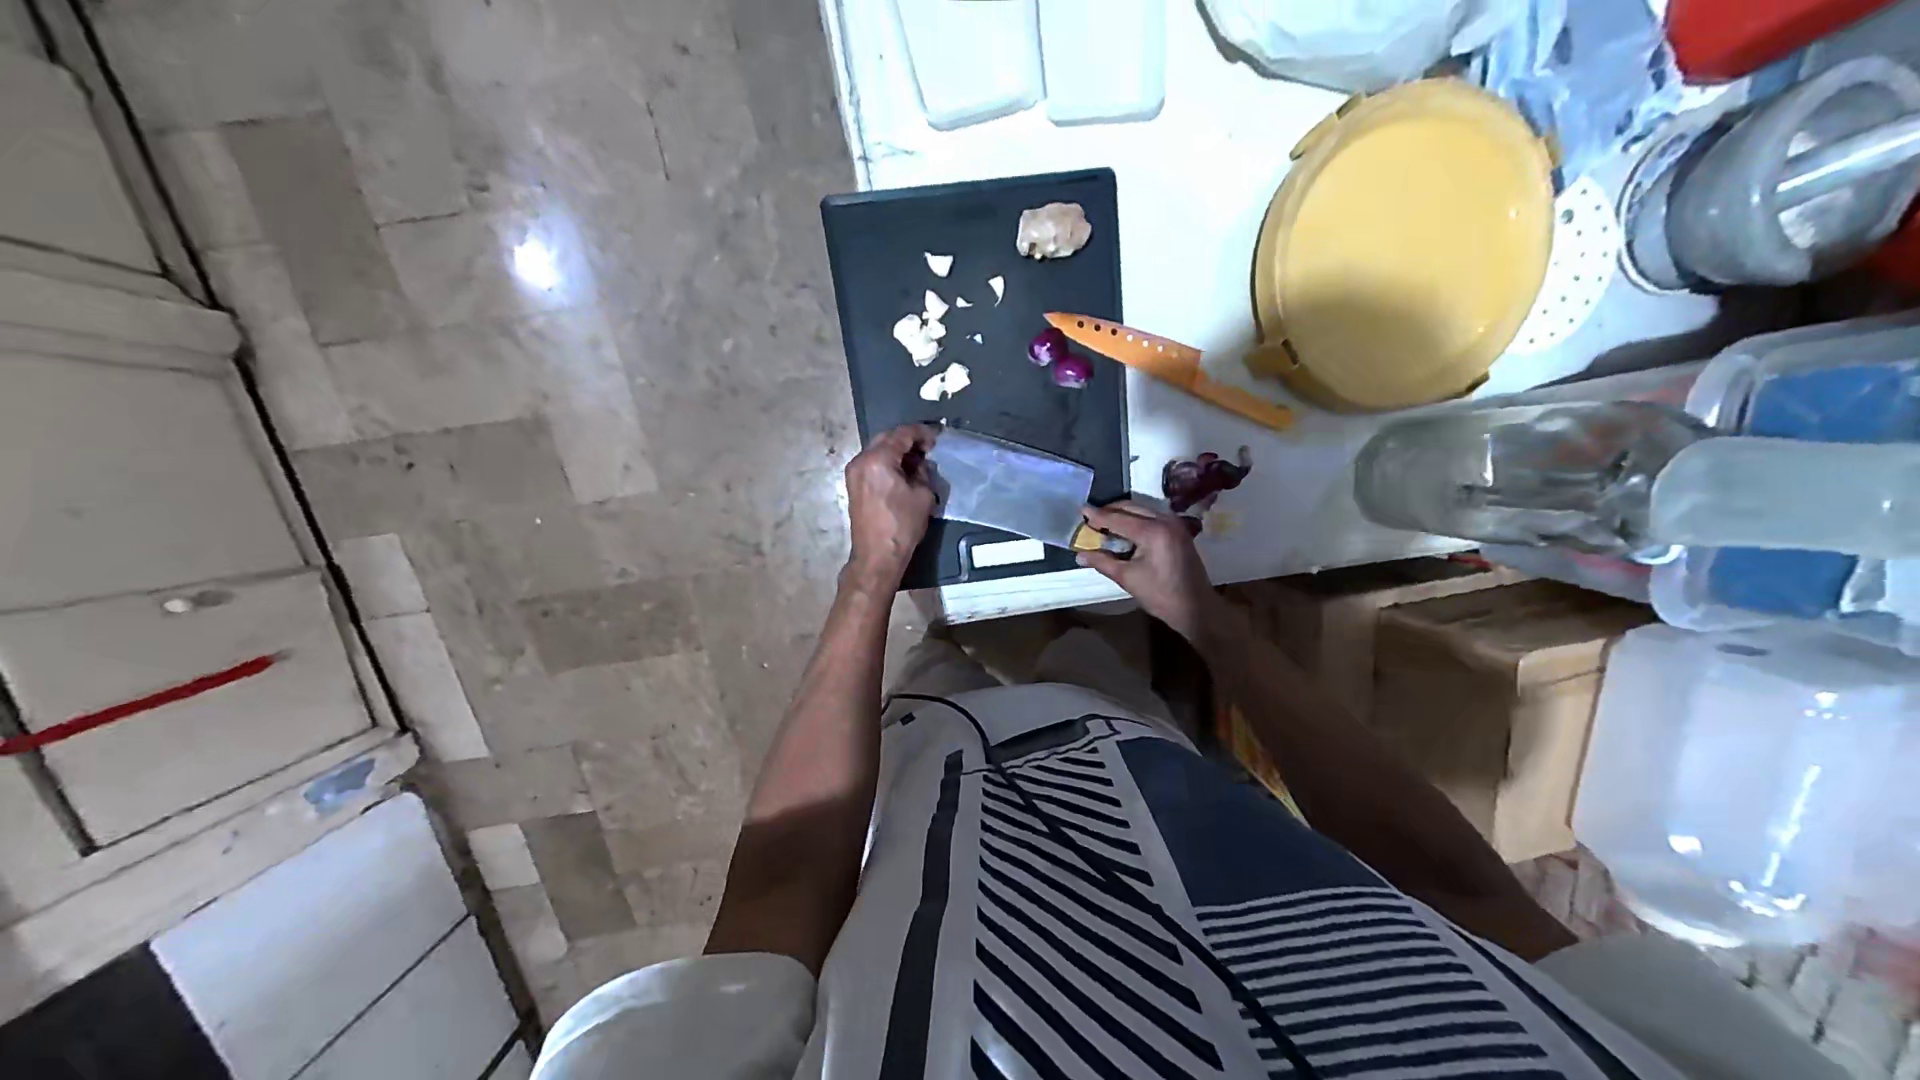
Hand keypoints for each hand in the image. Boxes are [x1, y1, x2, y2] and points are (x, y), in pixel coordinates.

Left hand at [844, 424, 938, 586]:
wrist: (877, 555)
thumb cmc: (902, 525)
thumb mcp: (923, 495)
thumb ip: (923, 472)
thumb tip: (920, 465)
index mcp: (878, 460)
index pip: (901, 434)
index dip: (921, 433)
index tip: (936, 436)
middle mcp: (861, 460)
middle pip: (886, 439)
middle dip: (907, 440)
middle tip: (927, 448)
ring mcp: (854, 472)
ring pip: (877, 450)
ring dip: (897, 451)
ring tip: (917, 460)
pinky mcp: (853, 485)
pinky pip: (872, 464)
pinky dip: (887, 462)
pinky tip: (902, 471)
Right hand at [1078, 500, 1221, 641]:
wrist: (1196, 608)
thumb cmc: (1161, 595)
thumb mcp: (1127, 578)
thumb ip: (1102, 562)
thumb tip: (1079, 555)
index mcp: (1152, 532)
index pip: (1118, 518)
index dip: (1097, 515)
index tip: (1081, 509)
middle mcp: (1165, 521)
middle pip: (1131, 507)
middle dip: (1109, 511)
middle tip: (1091, 518)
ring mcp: (1175, 524)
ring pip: (1142, 510)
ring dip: (1123, 514)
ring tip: (1104, 523)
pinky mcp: (1179, 530)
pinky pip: (1152, 516)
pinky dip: (1136, 519)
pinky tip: (1125, 530)